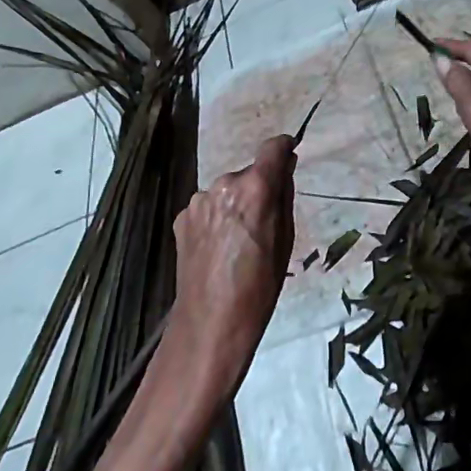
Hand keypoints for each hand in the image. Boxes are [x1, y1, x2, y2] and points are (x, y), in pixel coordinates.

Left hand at [171, 135, 295, 353]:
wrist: (211, 322)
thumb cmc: (261, 286)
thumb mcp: (285, 240)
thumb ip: (284, 197)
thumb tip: (285, 167)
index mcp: (255, 189)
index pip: (272, 149)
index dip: (283, 148)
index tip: (289, 152)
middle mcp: (223, 185)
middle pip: (248, 174)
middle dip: (258, 189)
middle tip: (263, 223)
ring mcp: (198, 201)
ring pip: (226, 191)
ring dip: (235, 204)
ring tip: (237, 242)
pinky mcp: (182, 217)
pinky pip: (208, 208)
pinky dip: (216, 218)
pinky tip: (217, 248)